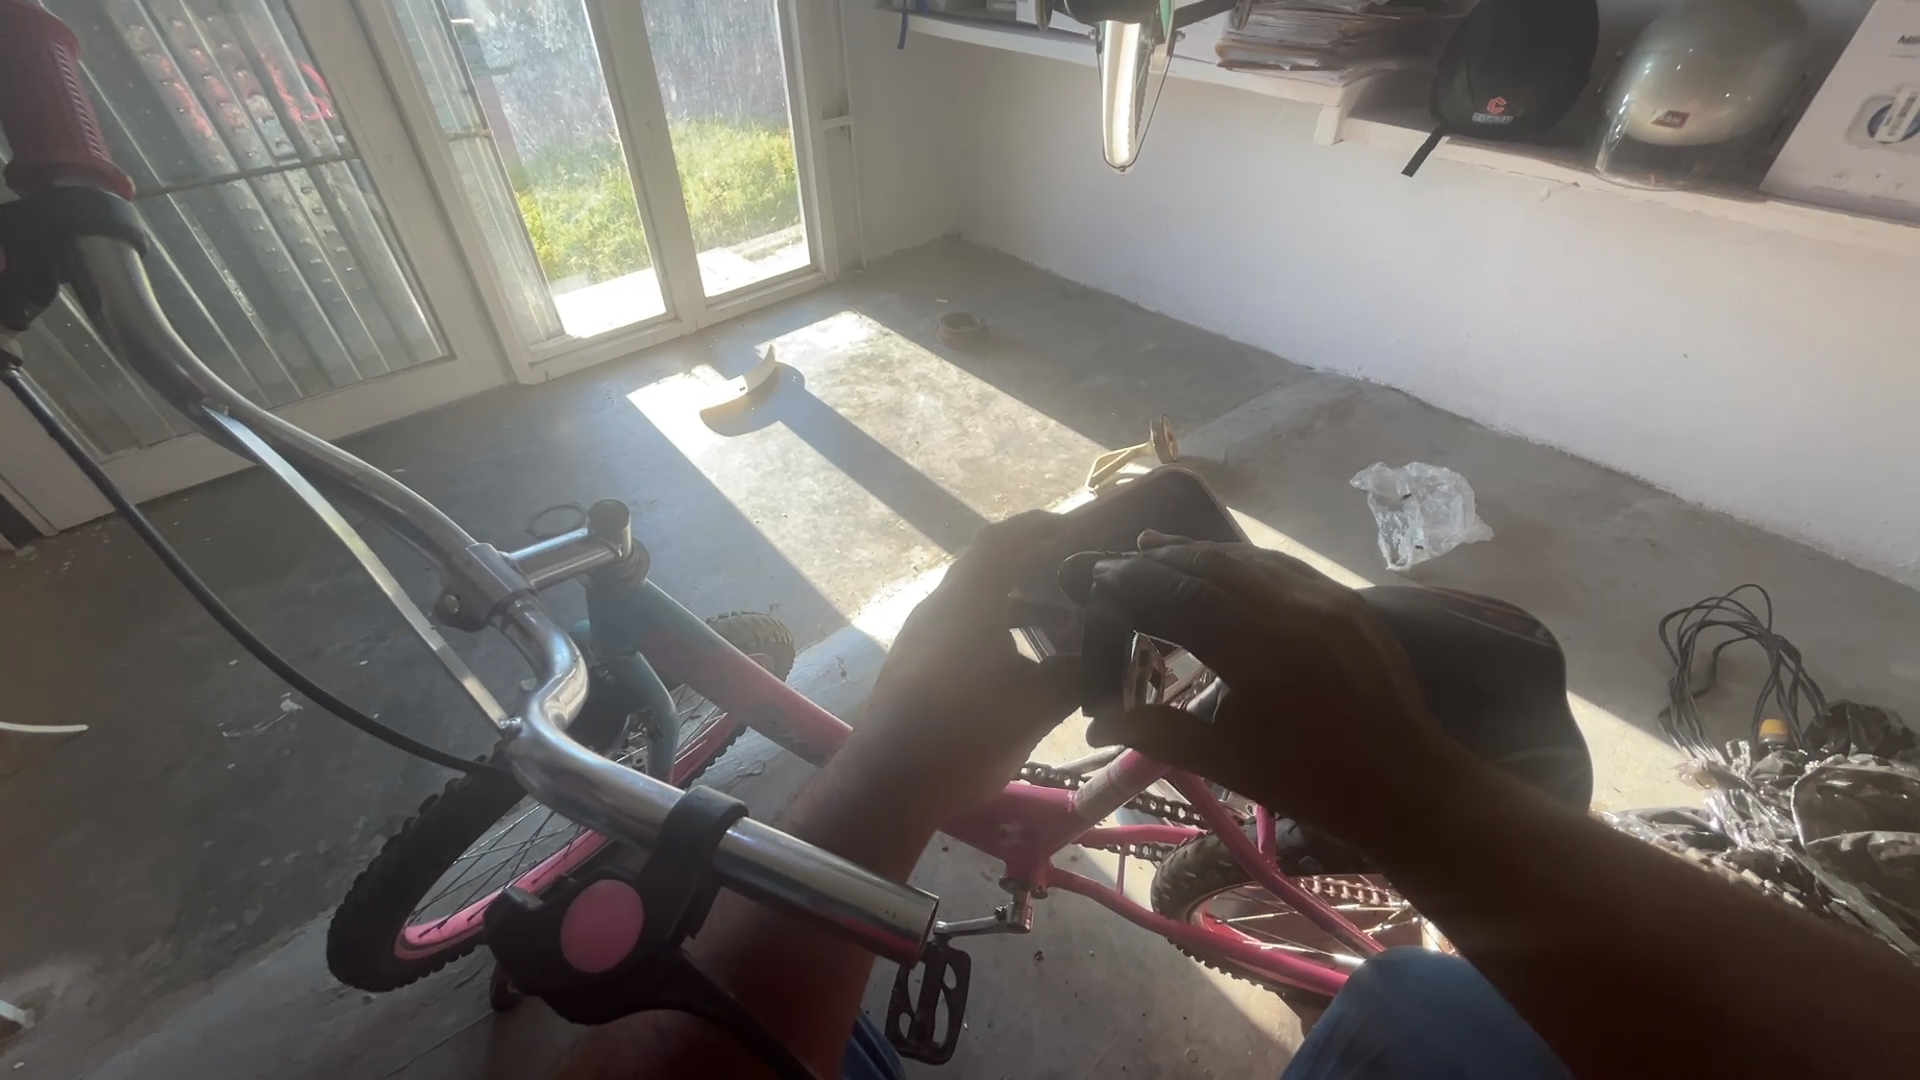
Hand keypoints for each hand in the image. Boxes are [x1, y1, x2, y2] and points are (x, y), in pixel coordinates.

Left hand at [837, 511, 1079, 828]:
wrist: (890, 782)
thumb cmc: (965, 733)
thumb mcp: (1035, 706)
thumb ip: (1075, 677)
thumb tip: (1109, 665)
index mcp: (966, 602)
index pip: (1000, 541)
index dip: (1036, 526)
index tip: (1070, 526)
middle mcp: (938, 608)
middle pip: (985, 567)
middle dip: (1029, 566)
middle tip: (1070, 578)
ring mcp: (920, 636)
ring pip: (972, 601)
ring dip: (1011, 602)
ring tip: (1053, 624)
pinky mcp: (912, 663)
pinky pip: (958, 627)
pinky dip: (992, 629)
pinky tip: (1015, 662)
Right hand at [1087, 540, 1462, 843]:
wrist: (1411, 787)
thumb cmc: (1313, 782)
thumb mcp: (1229, 763)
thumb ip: (1158, 732)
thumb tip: (1096, 721)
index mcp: (1264, 656)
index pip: (1183, 596)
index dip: (1133, 580)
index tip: (1096, 575)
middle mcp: (1296, 613)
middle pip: (1209, 566)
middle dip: (1153, 560)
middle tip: (1112, 563)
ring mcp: (1327, 600)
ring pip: (1244, 557)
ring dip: (1191, 552)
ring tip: (1148, 549)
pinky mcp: (1346, 599)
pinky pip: (1277, 565)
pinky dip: (1234, 558)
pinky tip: (1210, 559)